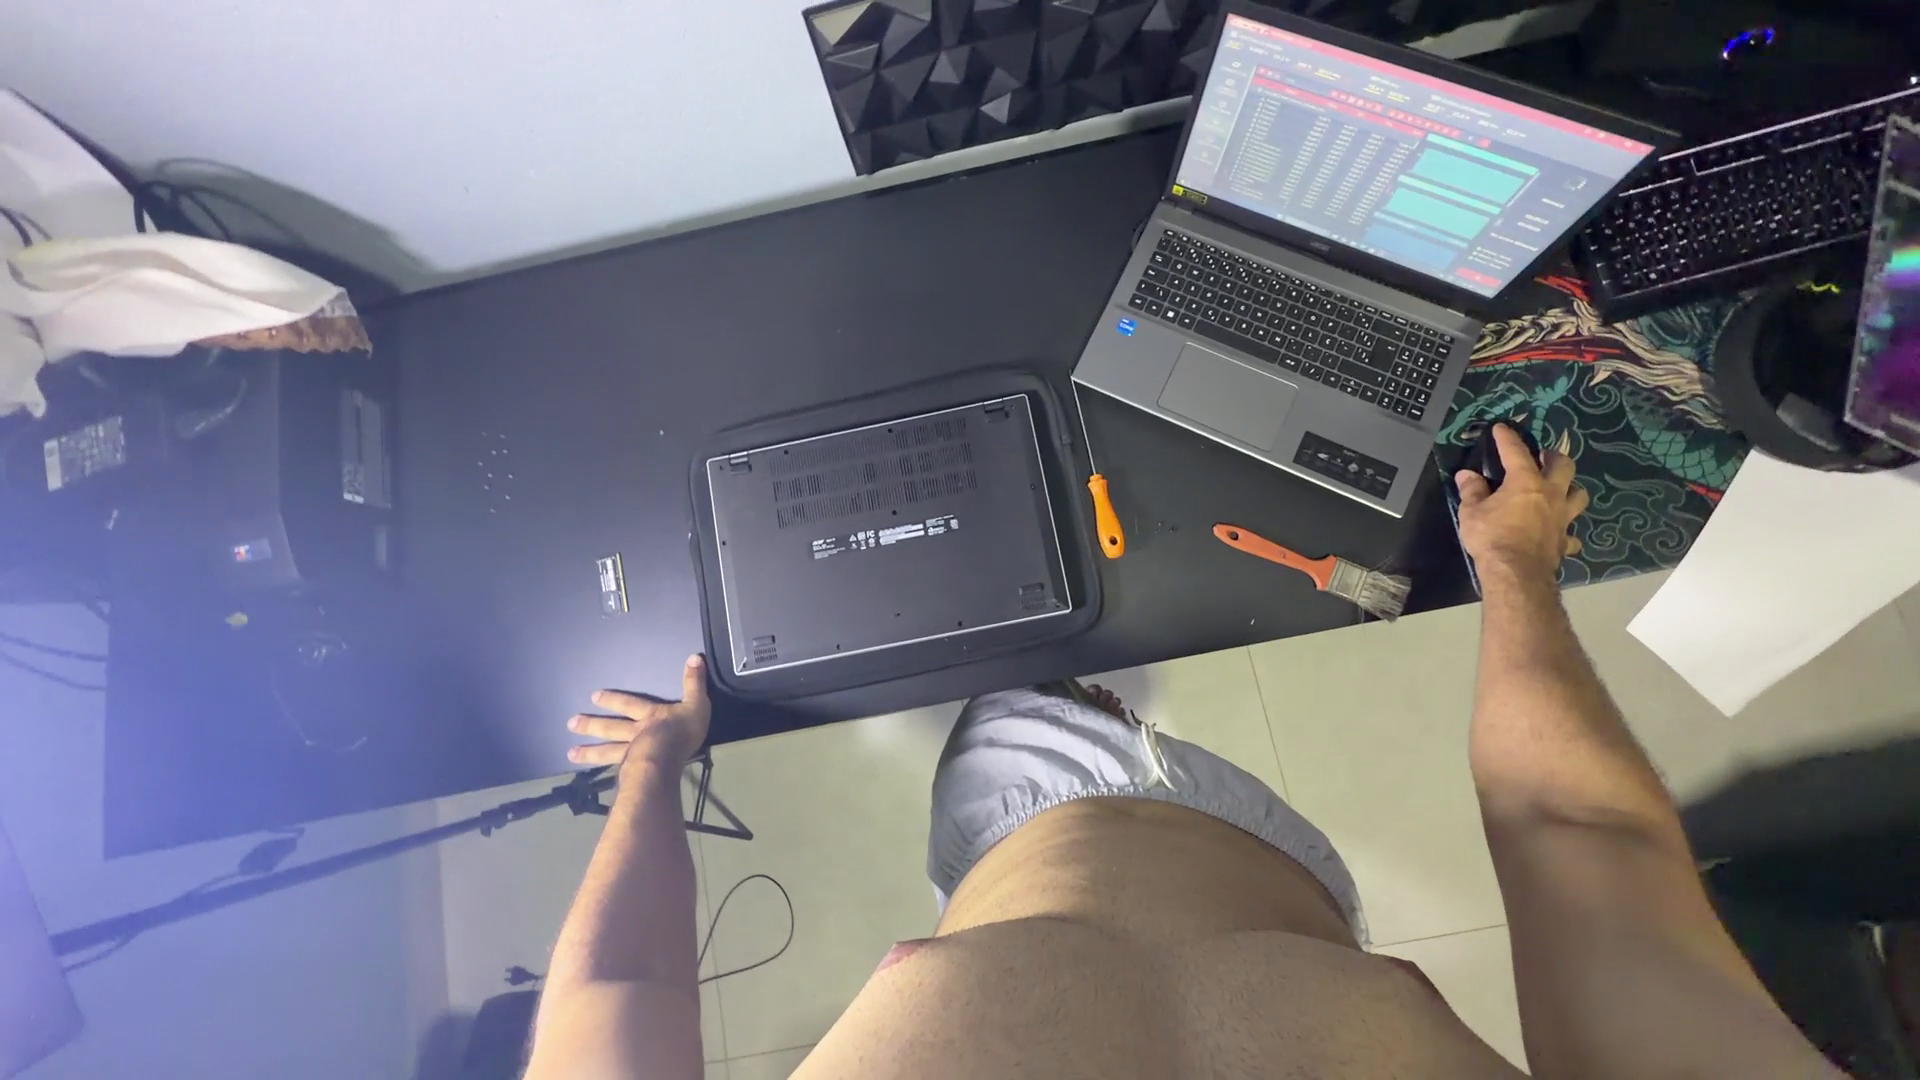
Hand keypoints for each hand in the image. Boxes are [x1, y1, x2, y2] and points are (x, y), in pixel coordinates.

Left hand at [566, 654, 710, 773]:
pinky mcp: (631, 771)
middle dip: (592, 724)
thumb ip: (694, 682)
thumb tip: (694, 657)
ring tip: (570, 754)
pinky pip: (614, 769)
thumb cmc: (682, 730)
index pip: (630, 704)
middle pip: (611, 727)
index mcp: (651, 715)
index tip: (593, 696)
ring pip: (607, 750)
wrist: (667, 757)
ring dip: (589, 752)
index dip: (614, 699)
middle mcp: (636, 732)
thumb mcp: (695, 702)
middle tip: (571, 723)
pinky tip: (592, 774)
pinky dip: (602, 770)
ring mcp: (631, 752)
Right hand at [1454, 425, 1588, 587]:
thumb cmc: (1491, 537)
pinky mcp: (1566, 540)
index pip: (1516, 453)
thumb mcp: (1471, 512)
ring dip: (1571, 488)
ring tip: (1560, 490)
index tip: (1502, 427)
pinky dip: (1566, 530)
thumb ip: (1471, 491)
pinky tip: (1559, 532)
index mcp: (1525, 483)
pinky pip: (1572, 532)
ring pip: (1579, 494)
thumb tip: (1466, 475)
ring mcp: (1563, 518)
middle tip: (1545, 456)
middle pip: (1564, 466)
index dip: (1508, 438)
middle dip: (1554, 457)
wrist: (1516, 572)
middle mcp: (1551, 495)